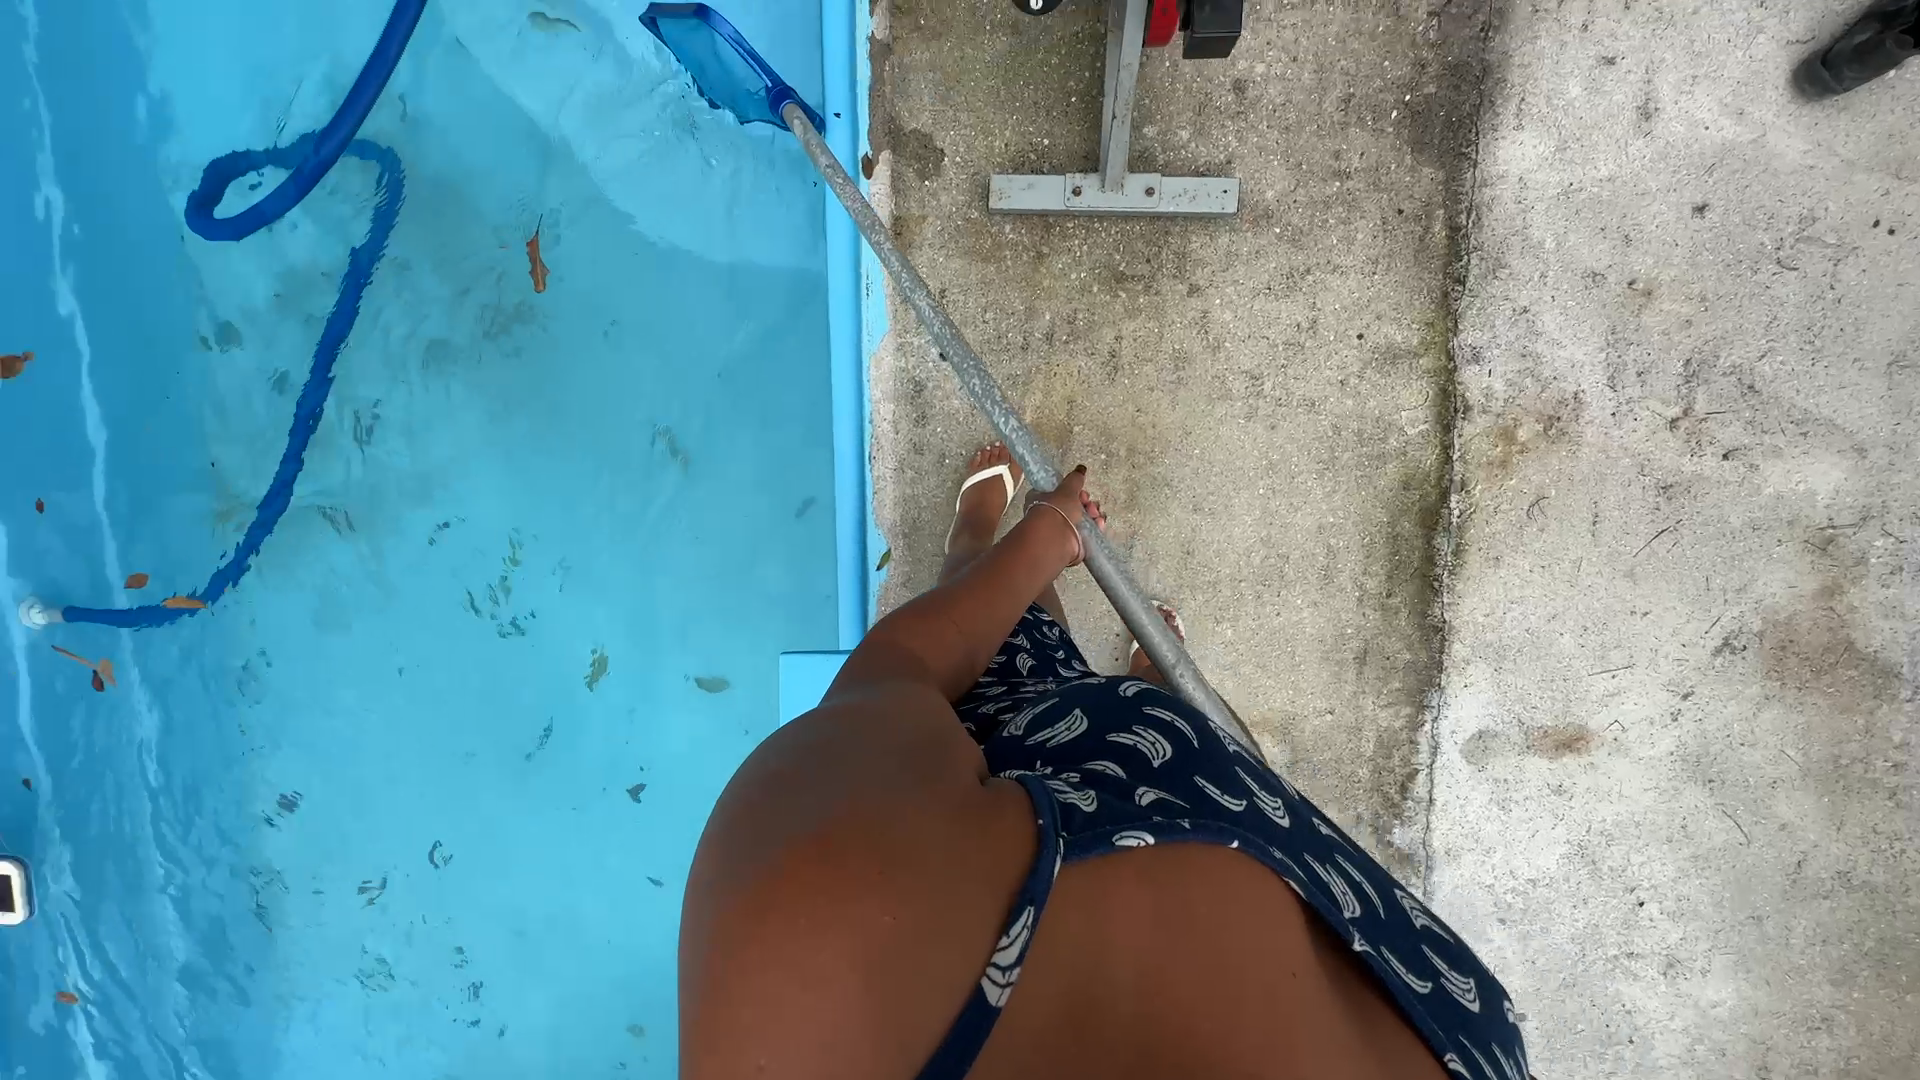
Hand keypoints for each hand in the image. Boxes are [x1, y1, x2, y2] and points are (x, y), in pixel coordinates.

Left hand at [1023, 466, 1105, 565]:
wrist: (1057, 539)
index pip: (1061, 492)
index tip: (1081, 491)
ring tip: (1095, 514)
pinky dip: (1096, 527)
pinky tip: (1099, 523)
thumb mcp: (1067, 489)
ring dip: (1093, 514)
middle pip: (1075, 505)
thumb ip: (1075, 479)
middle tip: (1088, 503)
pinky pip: (1089, 532)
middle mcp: (1052, 515)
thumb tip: (1081, 468)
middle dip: (1087, 503)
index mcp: (1042, 500)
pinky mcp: (1075, 542)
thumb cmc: (1055, 511)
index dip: (1074, 491)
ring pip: (1084, 519)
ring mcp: (1063, 530)